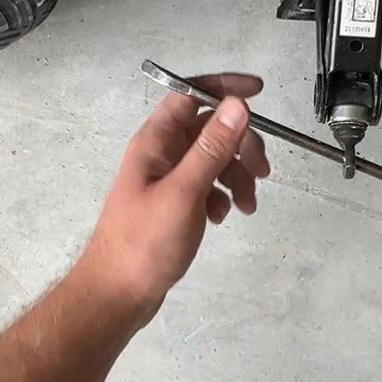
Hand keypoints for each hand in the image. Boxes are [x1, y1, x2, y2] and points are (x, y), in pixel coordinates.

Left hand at [74, 74, 271, 313]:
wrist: (118, 294)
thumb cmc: (145, 242)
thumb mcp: (184, 192)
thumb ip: (212, 148)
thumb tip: (237, 105)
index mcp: (156, 142)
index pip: (190, 94)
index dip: (223, 88)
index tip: (258, 92)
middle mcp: (161, 154)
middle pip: (210, 129)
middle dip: (241, 145)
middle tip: (262, 171)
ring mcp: (169, 179)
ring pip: (214, 159)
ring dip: (237, 175)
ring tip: (248, 205)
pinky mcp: (176, 203)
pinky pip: (208, 185)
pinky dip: (224, 196)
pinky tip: (224, 217)